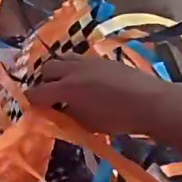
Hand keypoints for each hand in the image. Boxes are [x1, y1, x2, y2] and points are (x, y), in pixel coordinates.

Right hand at [28, 54, 181, 133]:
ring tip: (64, 82)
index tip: (31, 106)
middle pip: (47, 68)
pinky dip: (74, 67)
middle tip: (49, 95)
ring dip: (58, 69)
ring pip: (63, 58)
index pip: (38, 92)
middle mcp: (73, 70)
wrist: (150, 102)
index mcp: (66, 88)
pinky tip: (83, 79)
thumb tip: (57, 110)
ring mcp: (88, 61)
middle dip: (43, 81)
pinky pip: (79, 58)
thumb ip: (66, 115)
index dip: (31, 100)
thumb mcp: (86, 123)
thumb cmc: (117, 118)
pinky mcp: (102, 59)